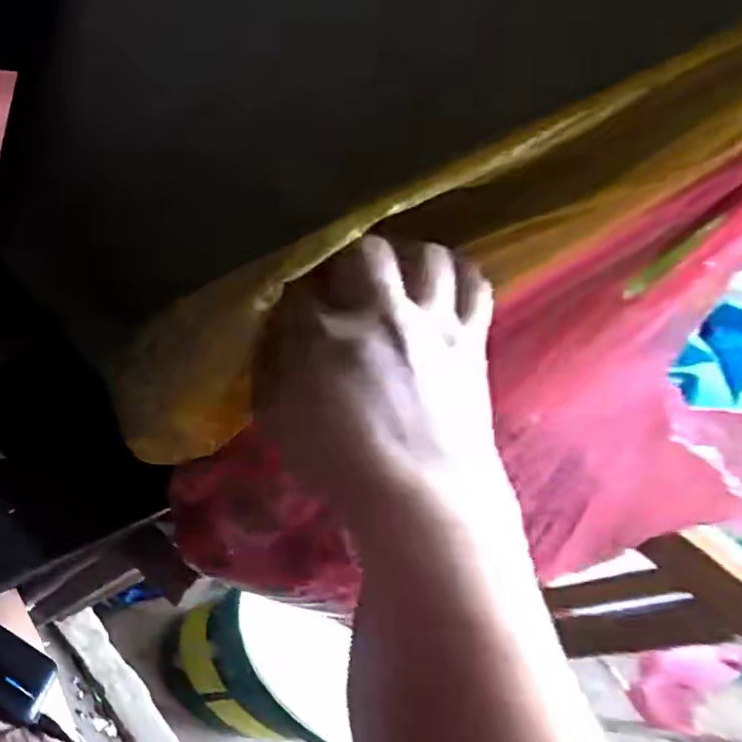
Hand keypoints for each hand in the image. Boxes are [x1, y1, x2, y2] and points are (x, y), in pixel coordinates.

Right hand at [255, 235, 510, 527]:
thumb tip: (272, 332)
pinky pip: (472, 281)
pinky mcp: (471, 336)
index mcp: (322, 334)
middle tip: (332, 280)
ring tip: (386, 275)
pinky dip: (451, 274)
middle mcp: (380, 313)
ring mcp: (433, 321)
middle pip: (364, 248)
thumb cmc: (333, 460)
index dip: (284, 284)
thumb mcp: (273, 416)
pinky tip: (432, 286)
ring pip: (426, 254)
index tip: (279, 297)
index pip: (296, 283)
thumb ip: (268, 365)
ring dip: (402, 257)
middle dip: (342, 256)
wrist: (420, 492)